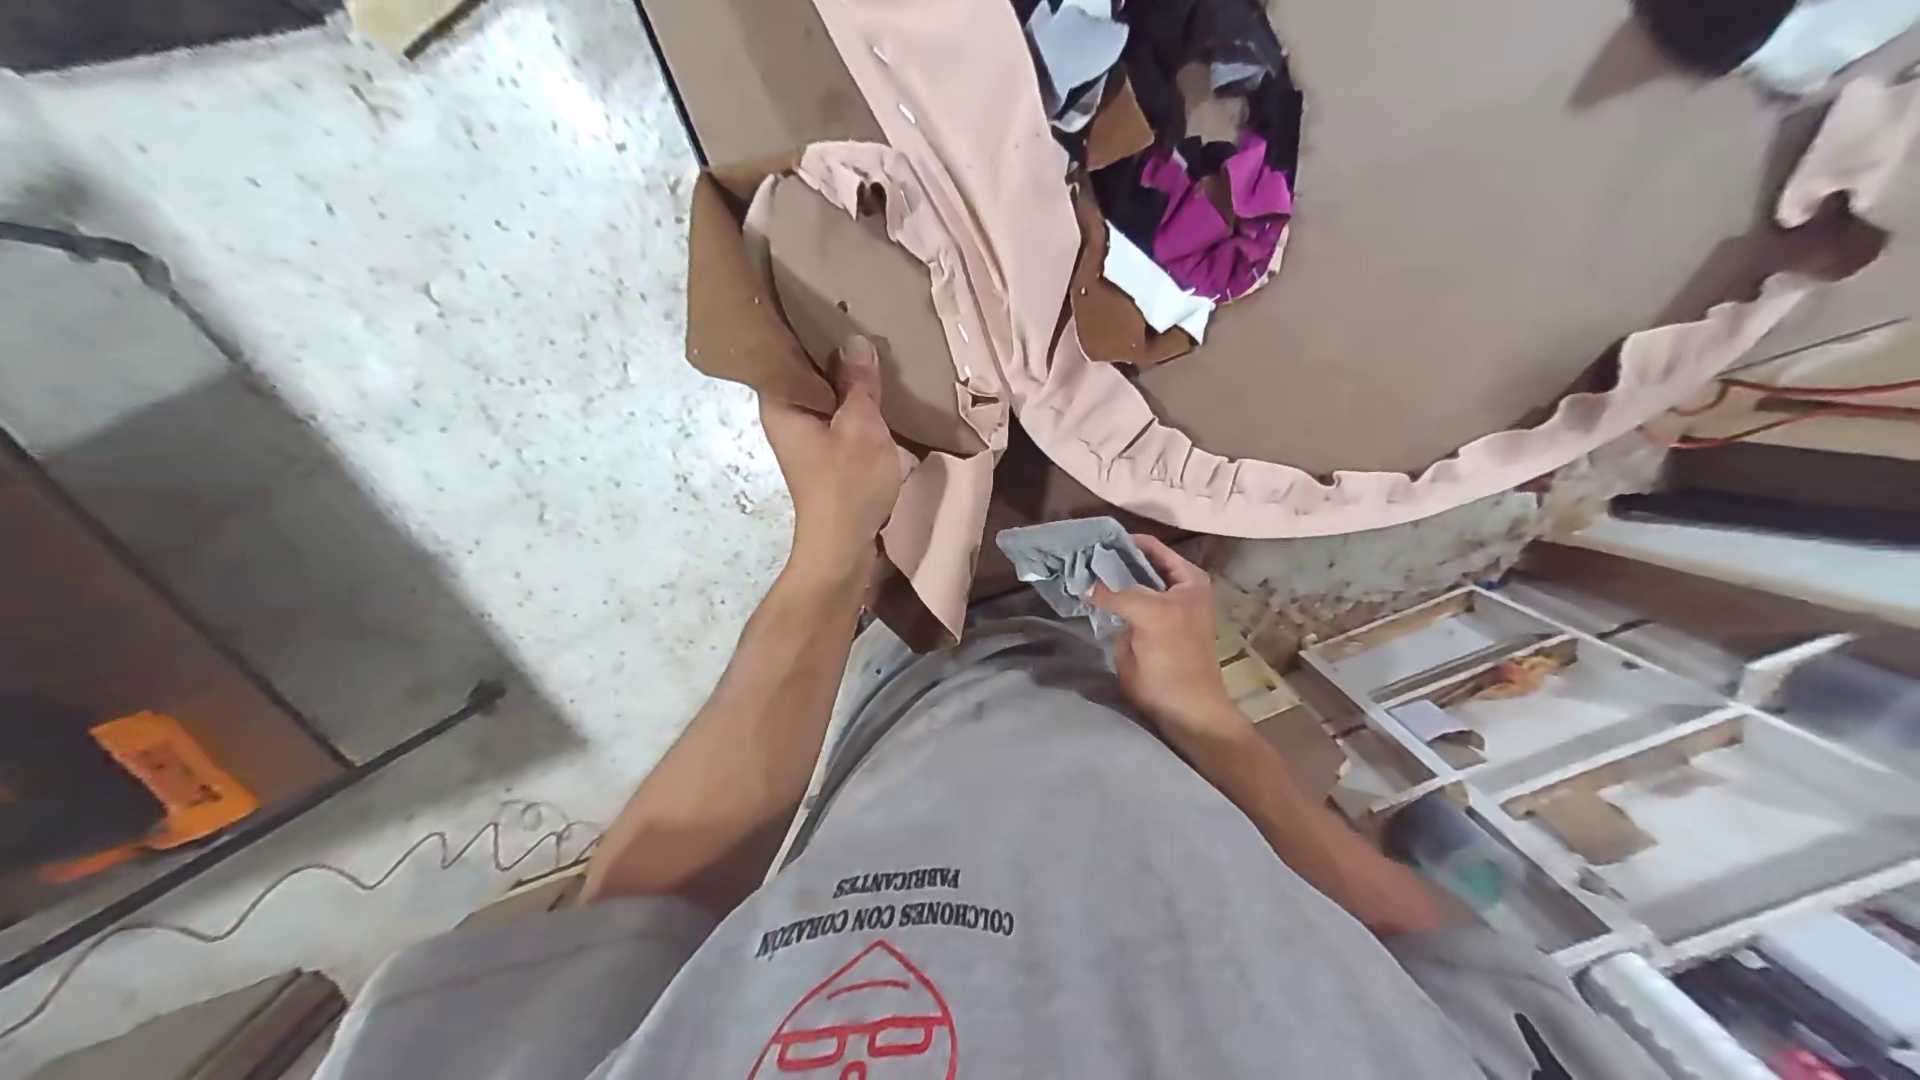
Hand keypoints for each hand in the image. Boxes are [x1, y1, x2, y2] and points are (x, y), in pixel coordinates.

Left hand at [760, 336, 904, 581]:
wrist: (844, 546)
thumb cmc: (847, 485)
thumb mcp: (861, 427)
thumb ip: (859, 384)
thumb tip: (856, 341)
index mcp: (779, 403)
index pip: (778, 350)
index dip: (797, 325)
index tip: (821, 298)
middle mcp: (783, 416)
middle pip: (802, 370)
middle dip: (827, 348)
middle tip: (854, 313)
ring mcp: (803, 437)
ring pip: (821, 394)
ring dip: (843, 377)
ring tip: (868, 344)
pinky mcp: (823, 453)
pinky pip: (834, 414)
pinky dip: (850, 401)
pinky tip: (873, 388)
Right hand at [1090, 535, 1248, 743]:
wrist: (1180, 705)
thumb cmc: (1176, 655)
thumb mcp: (1151, 613)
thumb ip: (1117, 593)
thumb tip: (1083, 583)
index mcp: (1186, 578)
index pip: (1150, 547)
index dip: (1123, 541)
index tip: (1091, 538)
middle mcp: (1168, 588)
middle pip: (1133, 563)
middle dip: (1106, 559)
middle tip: (1074, 553)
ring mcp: (1150, 608)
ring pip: (1120, 584)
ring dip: (1098, 579)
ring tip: (1070, 568)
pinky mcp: (1133, 627)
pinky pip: (1112, 605)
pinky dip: (1096, 598)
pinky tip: (1076, 590)